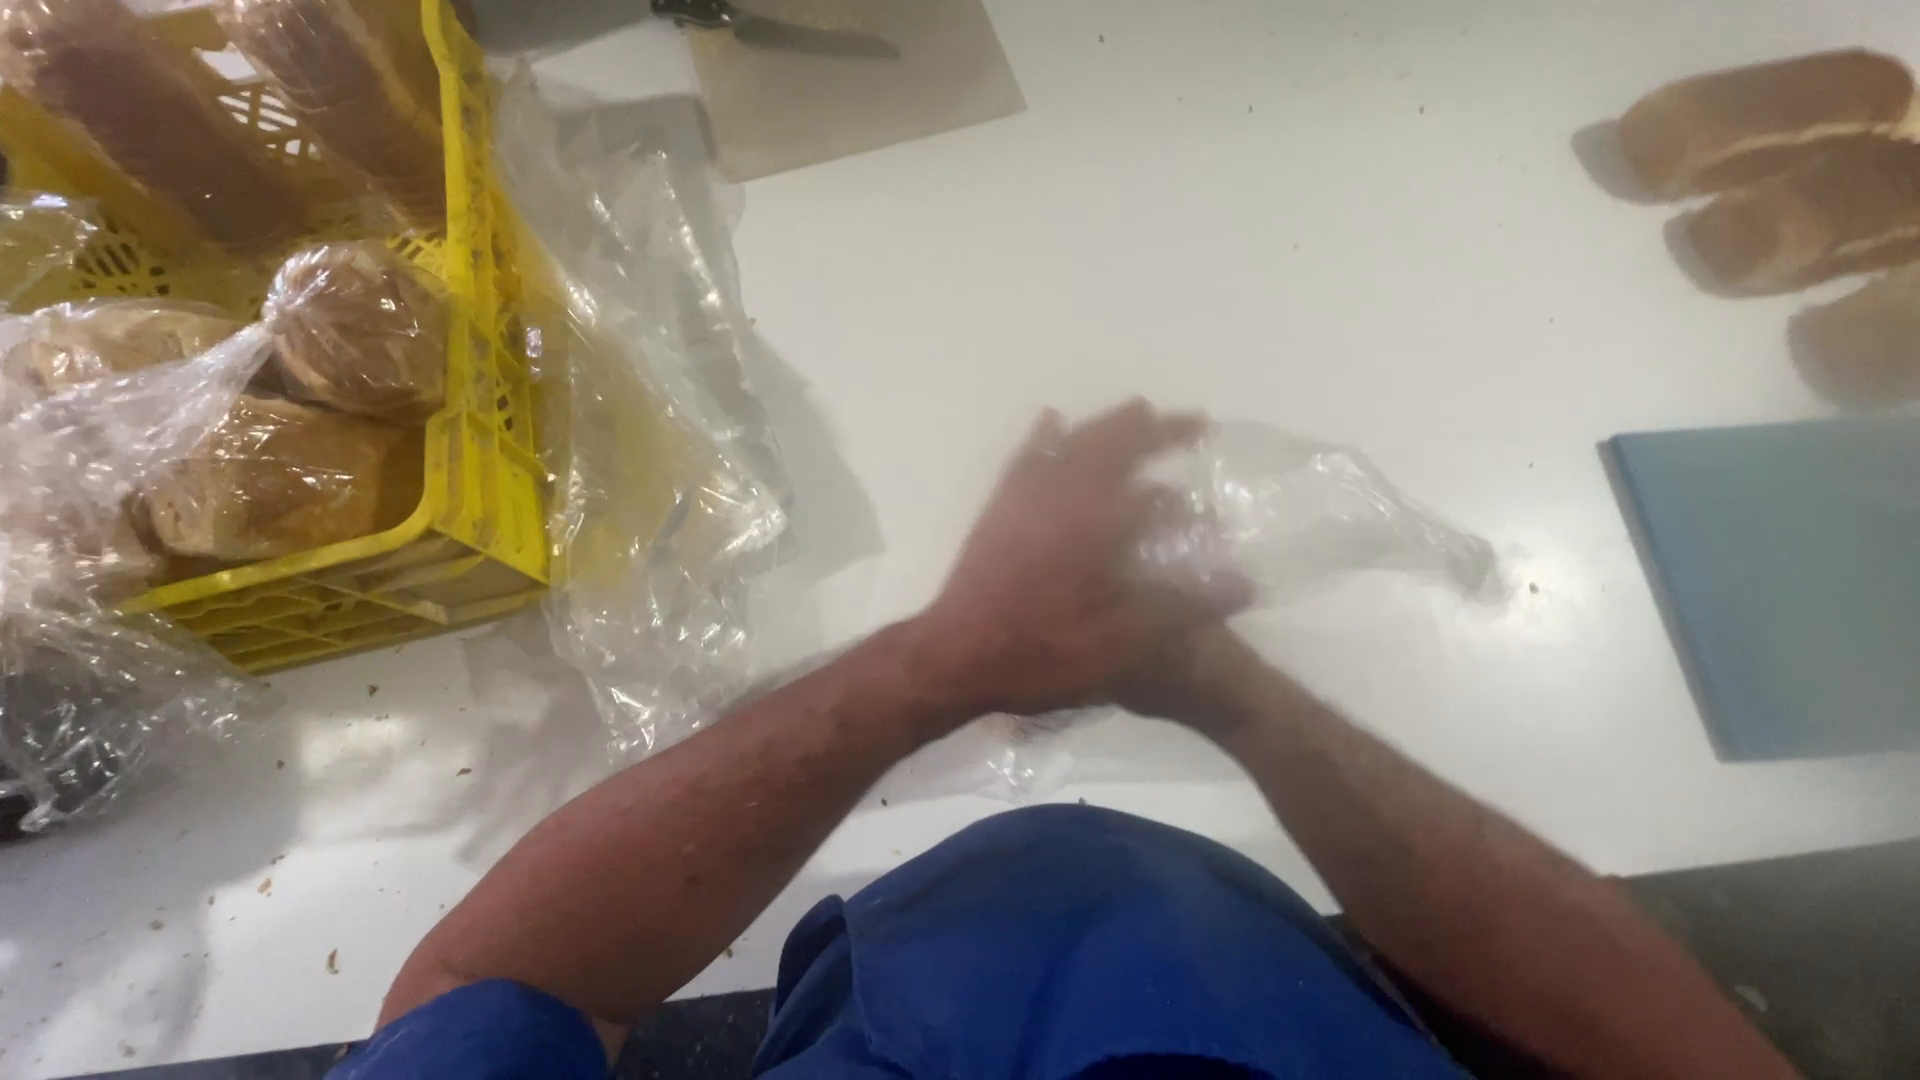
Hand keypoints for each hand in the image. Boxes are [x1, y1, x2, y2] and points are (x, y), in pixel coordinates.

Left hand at [917, 399, 1252, 718]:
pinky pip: (1023, 461)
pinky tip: (1050, 421)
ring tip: (1132, 413)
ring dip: (1102, 426)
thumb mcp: (1120, 644)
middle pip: (1106, 446)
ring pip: (1066, 445)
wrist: (954, 656)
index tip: (1206, 432)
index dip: (1177, 449)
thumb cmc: (1039, 652)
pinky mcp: (996, 513)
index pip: (1145, 474)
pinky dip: (1041, 437)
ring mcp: (1021, 502)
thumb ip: (1180, 609)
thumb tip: (1243, 583)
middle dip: (1144, 428)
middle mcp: (1057, 500)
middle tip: (1177, 419)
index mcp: (1093, 525)